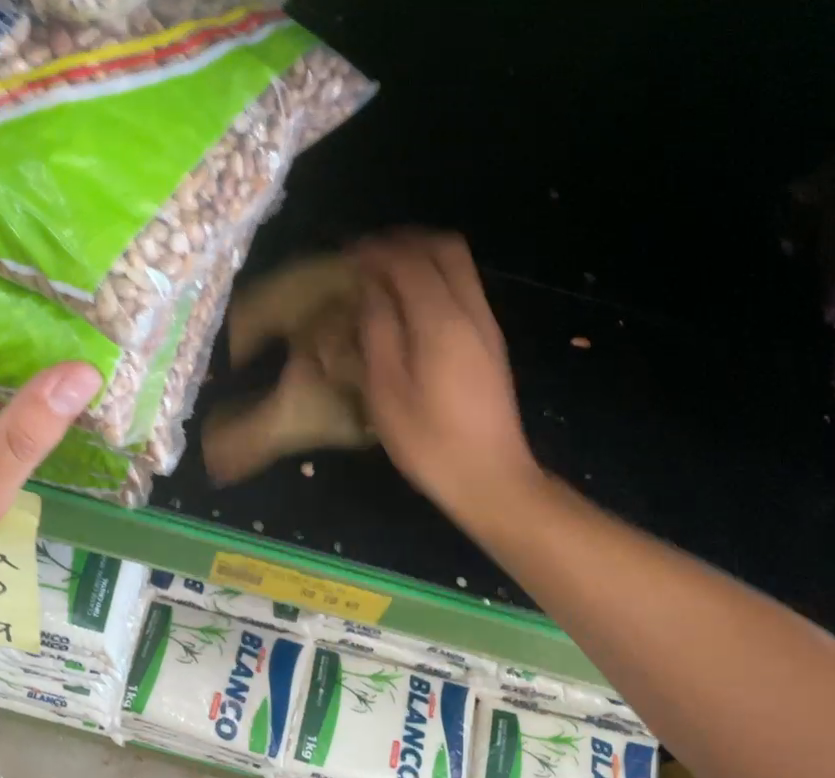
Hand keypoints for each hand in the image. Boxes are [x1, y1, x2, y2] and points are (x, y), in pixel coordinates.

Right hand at [352, 230, 540, 518]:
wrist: (490, 477)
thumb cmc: (429, 442)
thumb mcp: (386, 392)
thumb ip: (378, 333)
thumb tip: (369, 291)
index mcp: (440, 321)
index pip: (407, 262)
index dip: (374, 252)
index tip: (343, 257)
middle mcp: (471, 311)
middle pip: (444, 248)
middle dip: (404, 243)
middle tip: (368, 258)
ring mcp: (486, 325)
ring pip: (459, 266)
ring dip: (422, 259)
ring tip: (384, 277)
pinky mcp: (490, 342)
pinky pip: (464, 288)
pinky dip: (435, 281)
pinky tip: (409, 306)